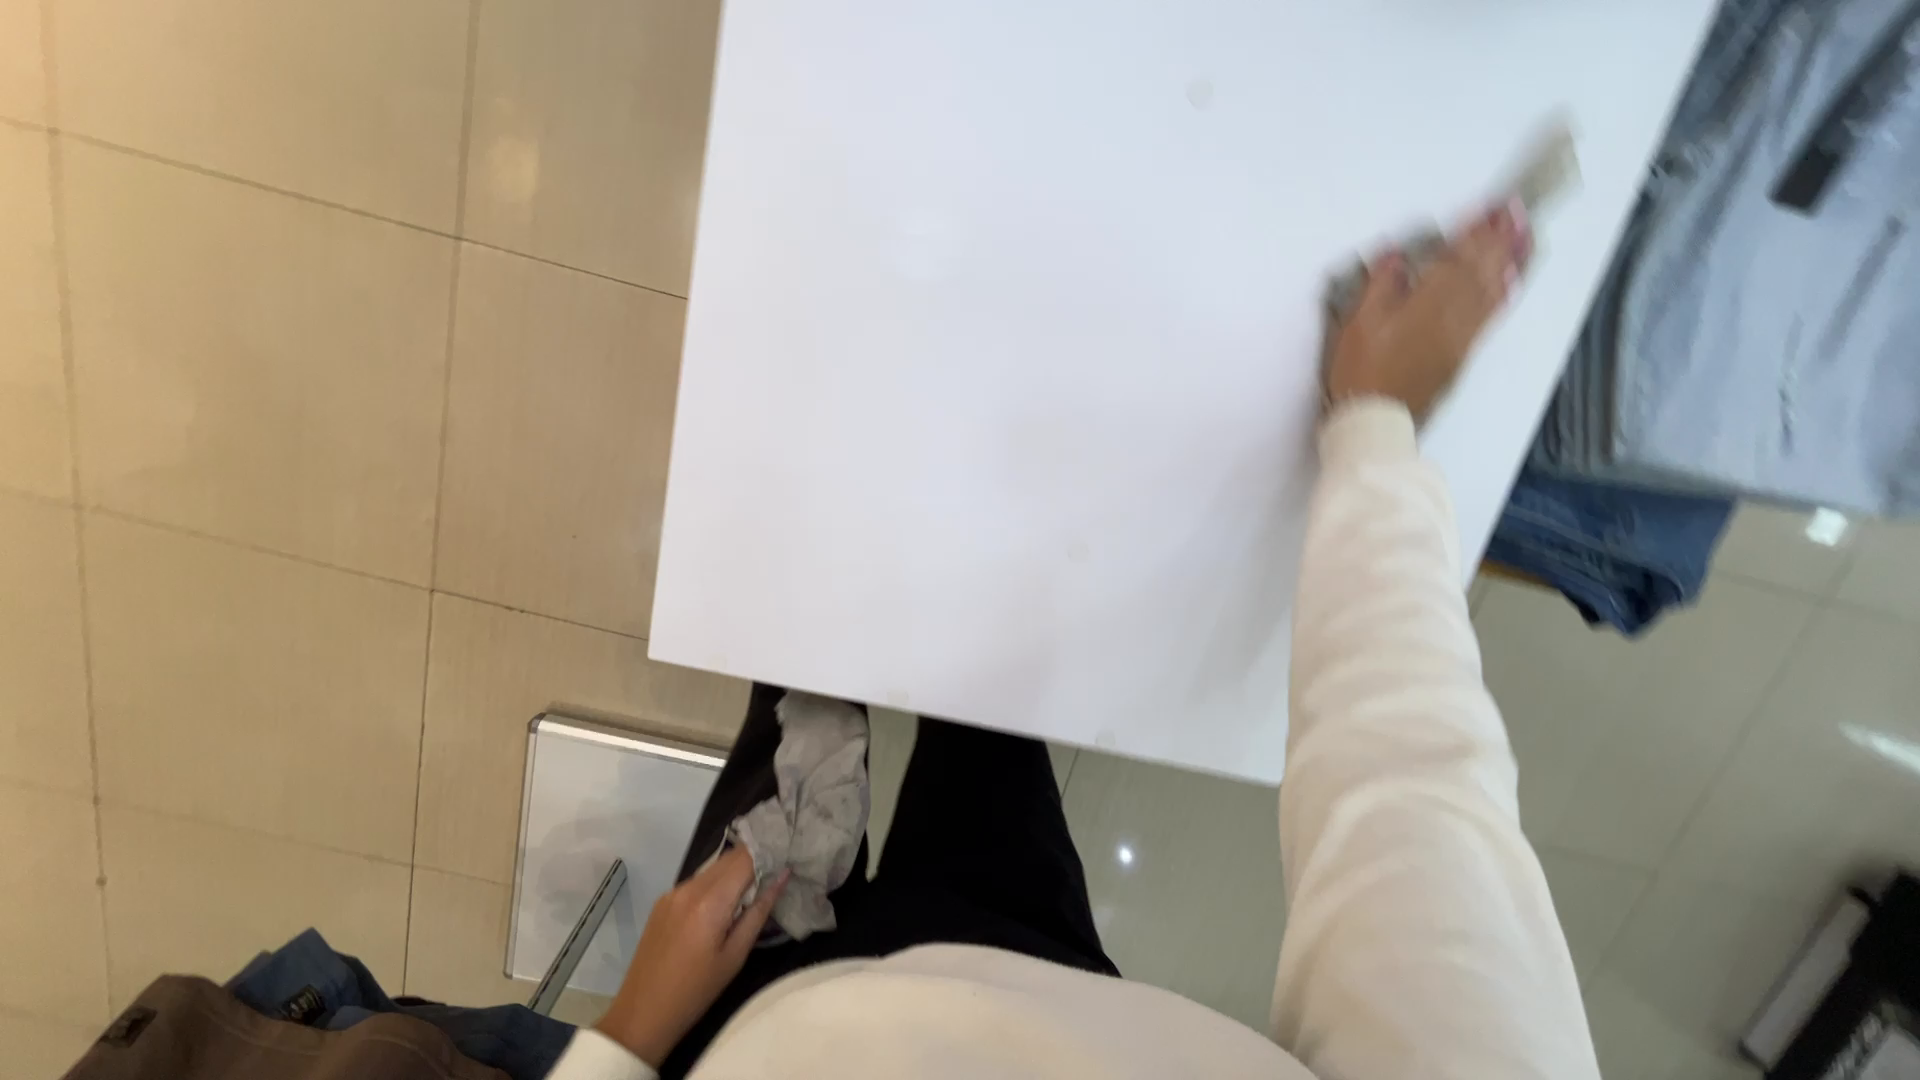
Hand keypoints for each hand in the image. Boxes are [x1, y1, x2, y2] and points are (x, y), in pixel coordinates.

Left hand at [596, 847, 787, 1066]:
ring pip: (713, 867)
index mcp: (710, 901)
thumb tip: (783, 875)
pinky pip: (697, 881)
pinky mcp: (663, 902)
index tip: (786, 858)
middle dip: (753, 860)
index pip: (746, 857)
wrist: (641, 1015)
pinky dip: (714, 885)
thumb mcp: (736, 955)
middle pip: (729, 857)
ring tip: (749, 893)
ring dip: (733, 873)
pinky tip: (720, 908)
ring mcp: (672, 892)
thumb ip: (760, 911)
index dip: (768, 852)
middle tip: (774, 874)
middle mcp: (689, 887)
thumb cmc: (696, 991)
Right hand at [1325, 199, 1532, 423]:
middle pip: (1482, 267)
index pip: (1457, 256)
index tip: (1488, 208)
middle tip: (1514, 211)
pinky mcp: (1462, 351)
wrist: (1377, 415)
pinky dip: (1505, 292)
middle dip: (1499, 237)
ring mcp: (1462, 333)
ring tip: (1525, 235)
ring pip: (1494, 287)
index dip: (1475, 230)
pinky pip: (1492, 313)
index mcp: (1427, 301)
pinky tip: (1512, 280)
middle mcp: (1452, 313)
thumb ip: (1380, 286)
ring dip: (1512, 258)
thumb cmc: (1362, 371)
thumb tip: (1394, 257)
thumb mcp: (1357, 324)